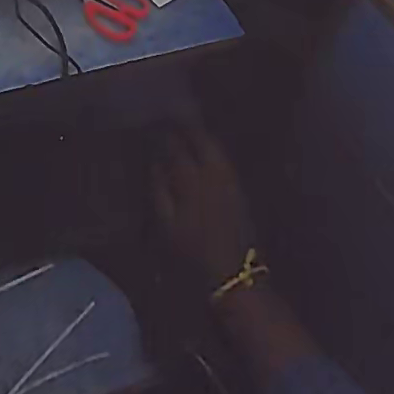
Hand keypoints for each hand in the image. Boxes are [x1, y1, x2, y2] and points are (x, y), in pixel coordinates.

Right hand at [153, 127, 257, 290]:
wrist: (234, 275)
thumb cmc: (193, 253)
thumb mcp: (167, 224)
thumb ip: (159, 190)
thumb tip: (154, 164)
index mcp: (191, 179)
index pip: (175, 147)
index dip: (164, 134)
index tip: (154, 125)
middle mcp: (212, 173)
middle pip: (200, 139)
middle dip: (187, 127)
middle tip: (173, 119)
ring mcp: (229, 179)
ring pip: (215, 147)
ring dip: (201, 135)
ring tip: (188, 129)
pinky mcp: (239, 189)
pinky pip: (224, 159)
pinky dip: (212, 149)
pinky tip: (205, 150)